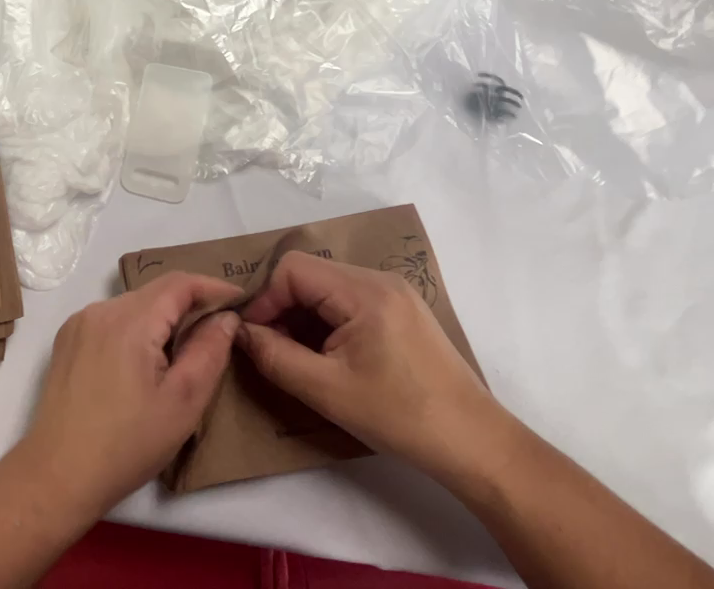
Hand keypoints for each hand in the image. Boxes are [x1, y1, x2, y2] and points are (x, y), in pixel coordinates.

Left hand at [13, 273, 242, 517]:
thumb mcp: (183, 402)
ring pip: (132, 305)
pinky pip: (111, 320)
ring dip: (161, 318)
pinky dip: (135, 329)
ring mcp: (79, 323)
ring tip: (184, 351)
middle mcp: (100, 310)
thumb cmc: (128, 443)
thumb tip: (226, 317)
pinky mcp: (67, 340)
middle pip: (154, 292)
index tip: (241, 300)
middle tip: (219, 330)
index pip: (179, 283)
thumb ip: (209, 352)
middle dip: (189, 304)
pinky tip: (145, 362)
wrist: (60, 471)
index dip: (213, 286)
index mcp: (129, 321)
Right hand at [234, 252, 510, 486]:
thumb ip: (274, 355)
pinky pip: (348, 300)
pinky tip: (327, 356)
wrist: (475, 444)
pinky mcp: (401, 310)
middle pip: (309, 274)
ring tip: (296, 355)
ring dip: (303, 315)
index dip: (265, 299)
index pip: (292, 269)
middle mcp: (380, 279)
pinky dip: (326, 321)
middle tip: (271, 348)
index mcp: (364, 291)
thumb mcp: (325, 390)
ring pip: (327, 286)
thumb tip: (239, 332)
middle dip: (282, 307)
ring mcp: (395, 293)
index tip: (254, 337)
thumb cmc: (399, 416)